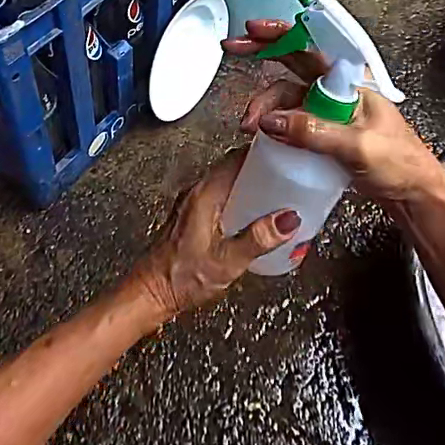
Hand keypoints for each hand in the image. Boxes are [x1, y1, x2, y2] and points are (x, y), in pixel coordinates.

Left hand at [130, 149, 298, 317]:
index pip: (237, 159)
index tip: (286, 154)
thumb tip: (289, 219)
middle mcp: (197, 192)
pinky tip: (254, 213)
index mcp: (205, 195)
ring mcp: (193, 202)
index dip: (263, 153)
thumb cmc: (182, 277)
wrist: (153, 291)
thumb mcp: (228, 261)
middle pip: (234, 167)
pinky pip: (221, 194)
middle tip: (290, 174)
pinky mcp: (193, 215)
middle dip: (262, 167)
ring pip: (227, 180)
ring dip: (251, 182)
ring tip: (279, 192)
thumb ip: (259, 239)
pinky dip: (240, 196)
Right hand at [225, 20, 444, 205]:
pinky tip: (263, 134)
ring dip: (264, 105)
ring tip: (250, 126)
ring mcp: (329, 109)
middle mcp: (338, 89)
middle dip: (261, 53)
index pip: (312, 47)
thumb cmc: (401, 165)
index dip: (280, 34)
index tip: (253, 30)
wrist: (414, 195)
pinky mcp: (323, 130)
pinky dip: (273, 123)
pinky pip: (291, 119)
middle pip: (293, 62)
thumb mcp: (357, 146)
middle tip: (233, 50)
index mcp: (352, 81)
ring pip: (286, 95)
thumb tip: (272, 121)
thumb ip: (313, 131)